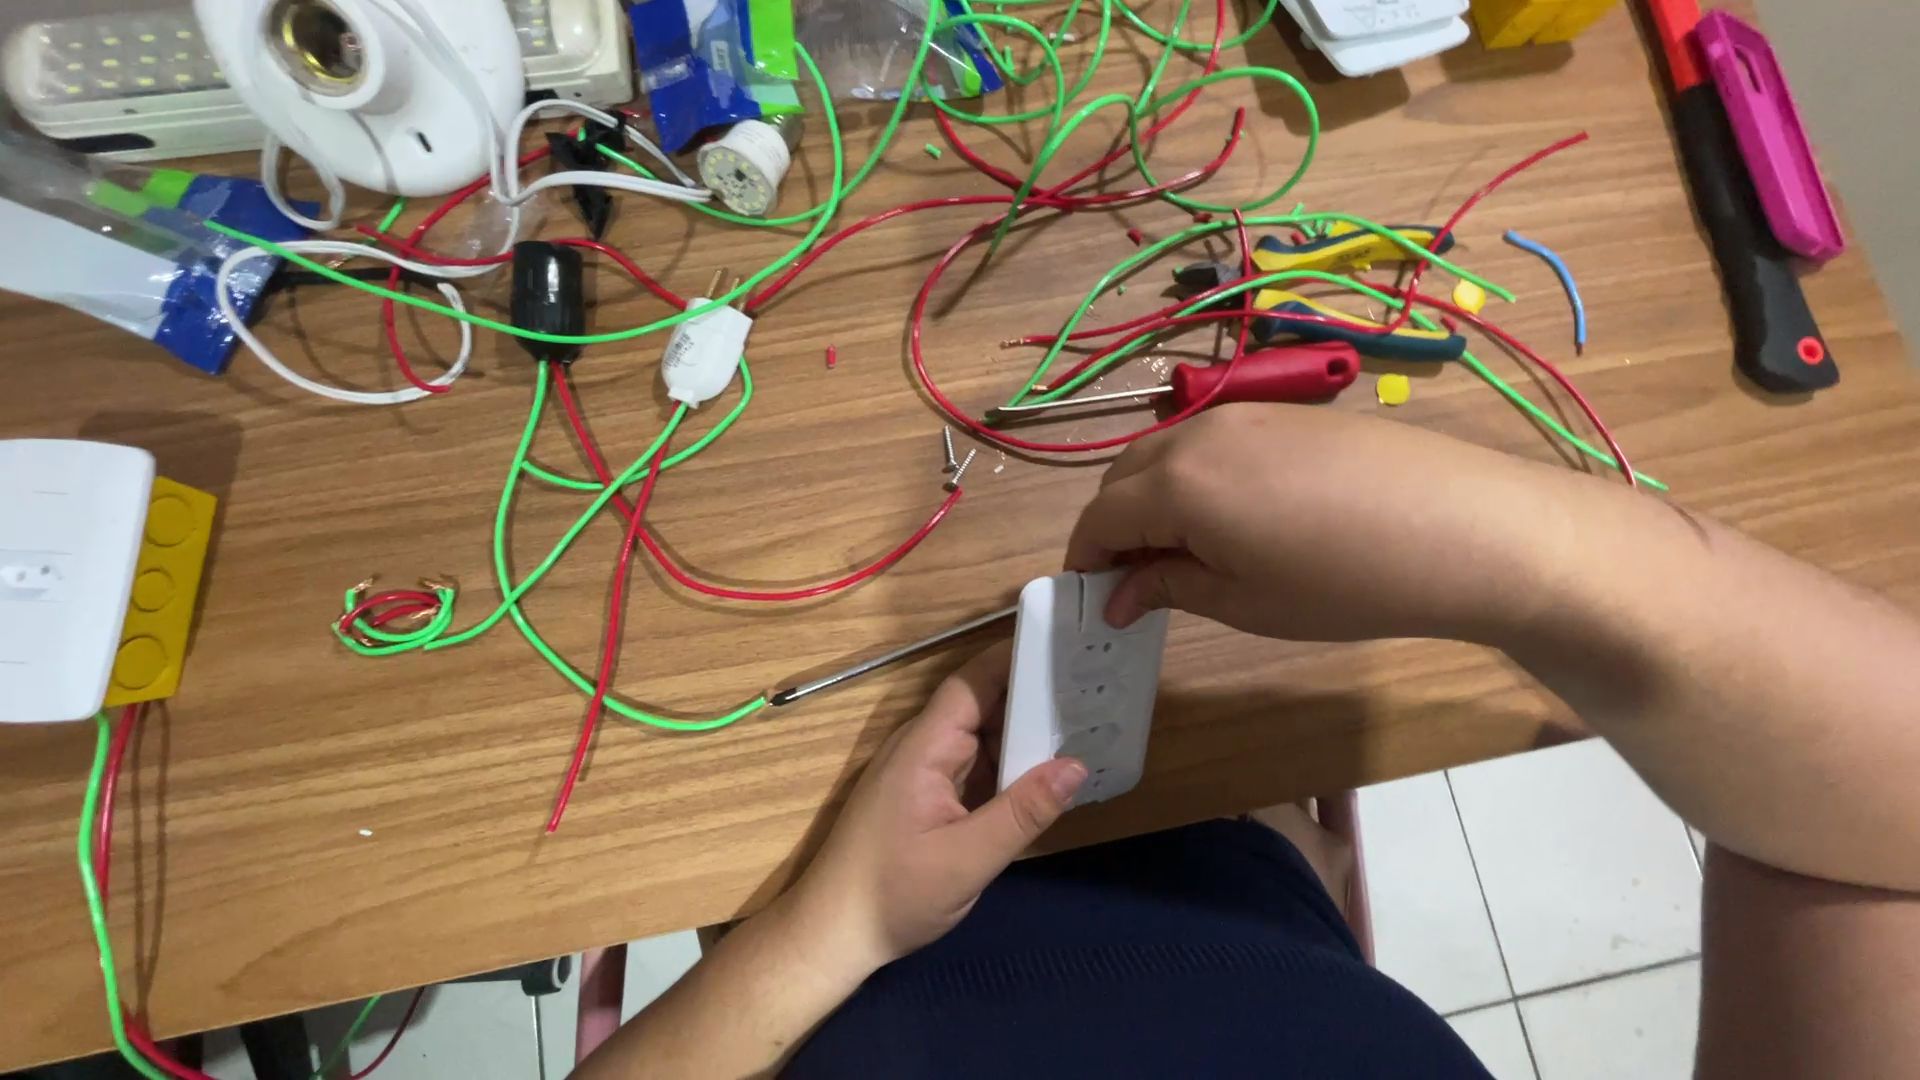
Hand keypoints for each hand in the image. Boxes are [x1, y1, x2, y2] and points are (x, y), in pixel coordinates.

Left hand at [788, 643, 1087, 969]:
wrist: (833, 935)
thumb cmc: (892, 894)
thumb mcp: (967, 860)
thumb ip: (1022, 813)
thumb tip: (1075, 766)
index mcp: (925, 747)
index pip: (972, 683)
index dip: (1013, 659)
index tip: (1062, 646)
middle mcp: (924, 748)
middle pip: (981, 706)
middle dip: (1031, 696)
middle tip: (1090, 687)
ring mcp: (926, 772)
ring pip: (981, 738)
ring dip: (1023, 734)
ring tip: (1082, 722)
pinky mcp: (929, 796)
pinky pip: (975, 767)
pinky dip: (1009, 766)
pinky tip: (1046, 772)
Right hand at [1064, 403, 1588, 642]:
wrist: (1469, 528)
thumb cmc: (1343, 583)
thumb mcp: (1242, 600)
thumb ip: (1165, 587)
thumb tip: (1118, 596)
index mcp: (1175, 484)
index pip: (1099, 519)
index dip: (1086, 560)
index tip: (1094, 598)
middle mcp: (1194, 434)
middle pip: (1121, 479)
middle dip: (1112, 527)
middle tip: (1136, 578)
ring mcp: (1241, 413)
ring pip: (1161, 454)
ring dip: (1149, 499)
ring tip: (1182, 548)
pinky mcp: (1282, 411)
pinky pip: (1206, 441)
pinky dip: (1191, 477)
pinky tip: (1231, 514)